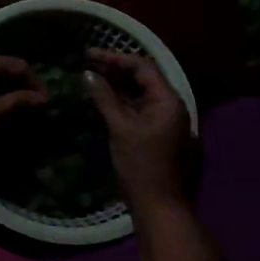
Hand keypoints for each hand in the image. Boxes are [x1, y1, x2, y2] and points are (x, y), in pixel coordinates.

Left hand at [0, 53, 47, 137]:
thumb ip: (19, 103)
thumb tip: (43, 100)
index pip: (20, 66)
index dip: (35, 83)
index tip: (45, 102)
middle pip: (8, 67)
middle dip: (23, 85)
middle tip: (35, 105)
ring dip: (10, 87)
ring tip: (21, 106)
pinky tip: (1, 104)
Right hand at [83, 49, 193, 210]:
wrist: (159, 205)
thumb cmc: (141, 165)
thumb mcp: (120, 128)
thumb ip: (105, 98)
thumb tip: (88, 73)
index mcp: (169, 100)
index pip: (143, 67)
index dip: (115, 58)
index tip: (89, 55)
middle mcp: (171, 106)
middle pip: (144, 78)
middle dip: (116, 69)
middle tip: (88, 63)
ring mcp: (166, 121)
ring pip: (140, 94)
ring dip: (118, 85)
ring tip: (92, 77)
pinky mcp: (157, 134)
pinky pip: (139, 109)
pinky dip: (122, 102)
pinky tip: (103, 100)